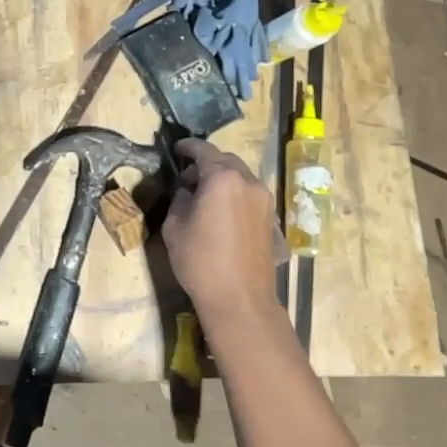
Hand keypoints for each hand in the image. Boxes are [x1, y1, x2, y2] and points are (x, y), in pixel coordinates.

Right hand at [162, 138, 277, 322]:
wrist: (240, 299)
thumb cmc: (200, 260)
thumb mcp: (175, 226)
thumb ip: (180, 199)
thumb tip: (187, 191)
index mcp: (222, 178)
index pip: (203, 150)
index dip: (187, 147)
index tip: (176, 150)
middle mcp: (248, 181)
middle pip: (225, 160)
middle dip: (206, 163)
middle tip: (187, 178)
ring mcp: (264, 200)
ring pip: (240, 176)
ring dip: (222, 178)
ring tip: (203, 195)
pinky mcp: (271, 218)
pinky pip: (249, 194)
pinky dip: (235, 193)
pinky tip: (222, 212)